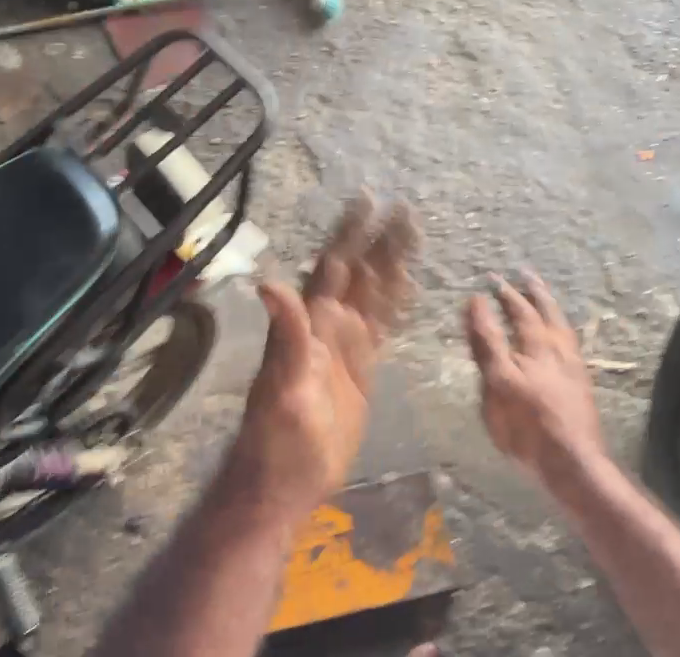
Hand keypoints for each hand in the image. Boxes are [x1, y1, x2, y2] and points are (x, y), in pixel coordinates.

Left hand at [221, 195, 418, 523]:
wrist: (286, 478)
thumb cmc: (278, 435)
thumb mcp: (281, 384)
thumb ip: (284, 333)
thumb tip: (266, 280)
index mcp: (312, 322)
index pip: (335, 266)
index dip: (351, 233)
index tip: (369, 200)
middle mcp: (329, 325)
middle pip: (361, 273)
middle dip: (381, 240)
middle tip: (406, 209)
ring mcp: (346, 347)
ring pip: (374, 296)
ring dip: (392, 266)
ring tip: (412, 236)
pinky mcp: (362, 371)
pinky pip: (383, 328)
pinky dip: (396, 306)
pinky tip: (408, 288)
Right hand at [465, 271, 606, 496]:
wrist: (574, 463)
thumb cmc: (527, 424)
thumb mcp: (497, 381)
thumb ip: (486, 341)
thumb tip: (477, 303)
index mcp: (537, 346)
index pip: (518, 312)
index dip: (504, 296)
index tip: (490, 280)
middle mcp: (559, 350)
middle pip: (547, 314)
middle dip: (533, 293)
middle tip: (524, 274)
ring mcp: (573, 368)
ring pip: (562, 328)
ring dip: (550, 308)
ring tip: (542, 297)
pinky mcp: (581, 386)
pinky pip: (570, 343)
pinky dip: (560, 329)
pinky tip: (558, 335)